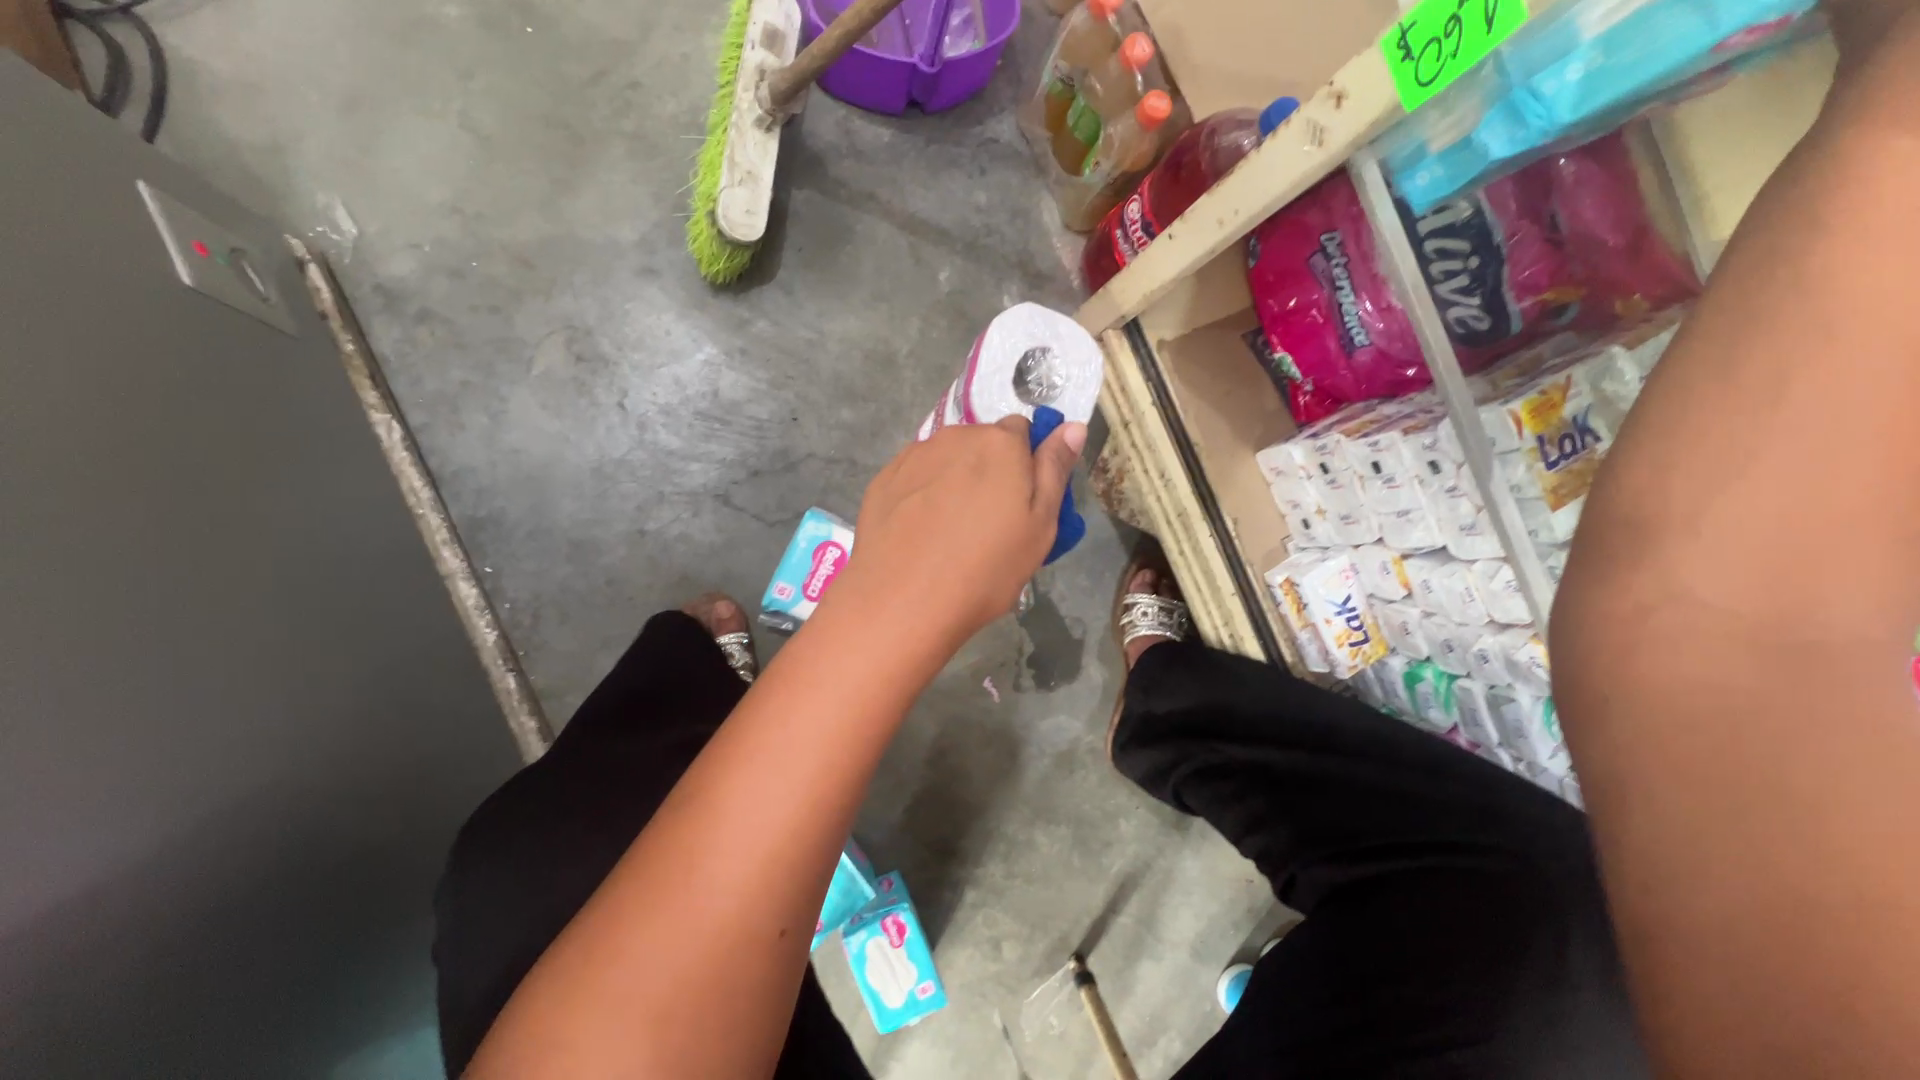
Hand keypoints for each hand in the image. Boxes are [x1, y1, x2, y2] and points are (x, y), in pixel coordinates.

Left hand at [830, 414, 1086, 652]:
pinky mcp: (883, 480)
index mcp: (1000, 443)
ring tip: (950, 532)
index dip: (1026, 463)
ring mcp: (913, 456)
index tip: (1022, 501)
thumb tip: (1073, 426)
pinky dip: (922, 495)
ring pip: (946, 459)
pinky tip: (921, 532)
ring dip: (954, 481)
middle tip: (989, 523)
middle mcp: (955, 436)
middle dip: (989, 471)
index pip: (1023, 431)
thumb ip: (1055, 469)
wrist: (903, 601)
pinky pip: (915, 478)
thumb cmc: (986, 567)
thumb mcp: (1040, 525)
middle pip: (982, 444)